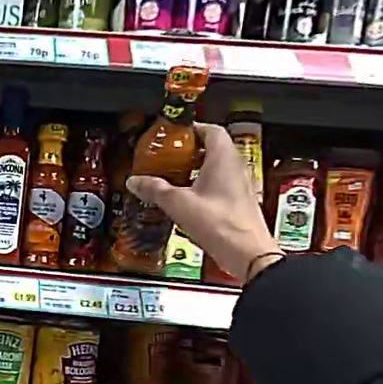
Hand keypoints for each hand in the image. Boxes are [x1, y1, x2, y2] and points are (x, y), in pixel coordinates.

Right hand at [125, 123, 281, 282]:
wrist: (246, 253)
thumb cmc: (221, 224)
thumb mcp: (177, 203)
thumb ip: (154, 189)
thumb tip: (136, 181)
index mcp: (223, 159)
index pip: (211, 130)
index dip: (191, 129)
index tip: (174, 134)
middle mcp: (235, 168)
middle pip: (213, 148)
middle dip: (190, 150)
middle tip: (169, 156)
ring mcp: (239, 186)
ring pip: (217, 167)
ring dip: (196, 169)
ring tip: (174, 177)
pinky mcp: (238, 203)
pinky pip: (220, 185)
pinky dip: (202, 186)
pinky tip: (187, 199)